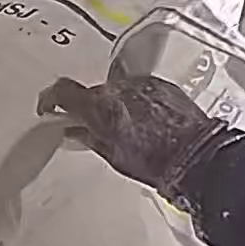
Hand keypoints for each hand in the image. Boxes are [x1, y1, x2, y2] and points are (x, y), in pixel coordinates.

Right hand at [37, 75, 221, 191]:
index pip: (62, 90)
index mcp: (99, 106)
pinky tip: (142, 120)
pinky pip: (136, 89)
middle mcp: (117, 88)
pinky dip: (133, 101)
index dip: (50, 98)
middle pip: (91, 91)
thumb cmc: (154, 161)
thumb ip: (88, 137)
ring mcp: (140, 83)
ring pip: (115, 89)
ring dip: (113, 103)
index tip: (49, 107)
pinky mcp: (159, 84)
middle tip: (89, 124)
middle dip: (88, 106)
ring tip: (122, 126)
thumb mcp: (111, 155)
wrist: (195, 156)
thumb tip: (74, 130)